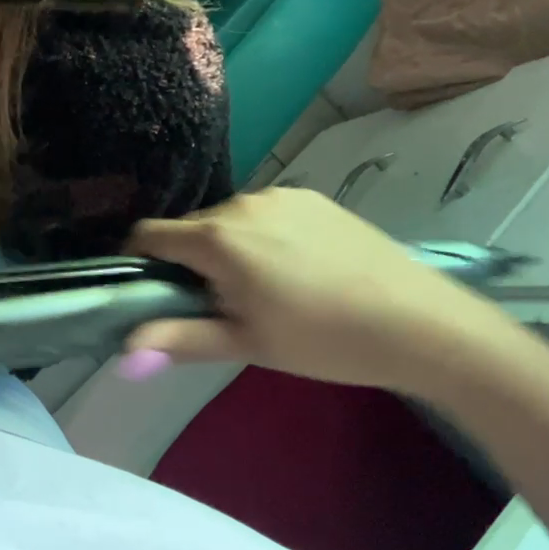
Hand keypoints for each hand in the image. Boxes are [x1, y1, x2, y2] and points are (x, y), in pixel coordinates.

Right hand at [123, 188, 525, 393]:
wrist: (424, 325)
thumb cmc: (325, 341)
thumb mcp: (247, 345)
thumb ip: (180, 340)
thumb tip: (124, 353)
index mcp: (216, 239)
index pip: (148, 234)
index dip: (141, 261)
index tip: (156, 292)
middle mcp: (239, 204)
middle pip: (190, 228)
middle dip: (192, 260)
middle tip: (224, 303)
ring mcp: (278, 196)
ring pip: (228, 220)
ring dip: (228, 247)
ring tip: (268, 287)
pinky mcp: (311, 197)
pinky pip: (264, 212)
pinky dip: (263, 235)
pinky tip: (299, 268)